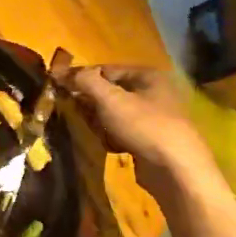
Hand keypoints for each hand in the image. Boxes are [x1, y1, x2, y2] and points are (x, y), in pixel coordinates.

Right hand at [60, 65, 211, 188]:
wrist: (175, 167)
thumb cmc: (143, 125)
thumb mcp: (110, 99)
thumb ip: (86, 81)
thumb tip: (63, 71)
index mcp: (148, 75)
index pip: (106, 69)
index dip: (83, 77)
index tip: (61, 87)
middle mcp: (154, 92)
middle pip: (110, 92)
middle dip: (92, 104)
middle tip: (79, 113)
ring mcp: (154, 117)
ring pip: (114, 114)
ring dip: (101, 124)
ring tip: (100, 133)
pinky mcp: (151, 139)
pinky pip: (123, 132)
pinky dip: (113, 138)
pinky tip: (112, 147)